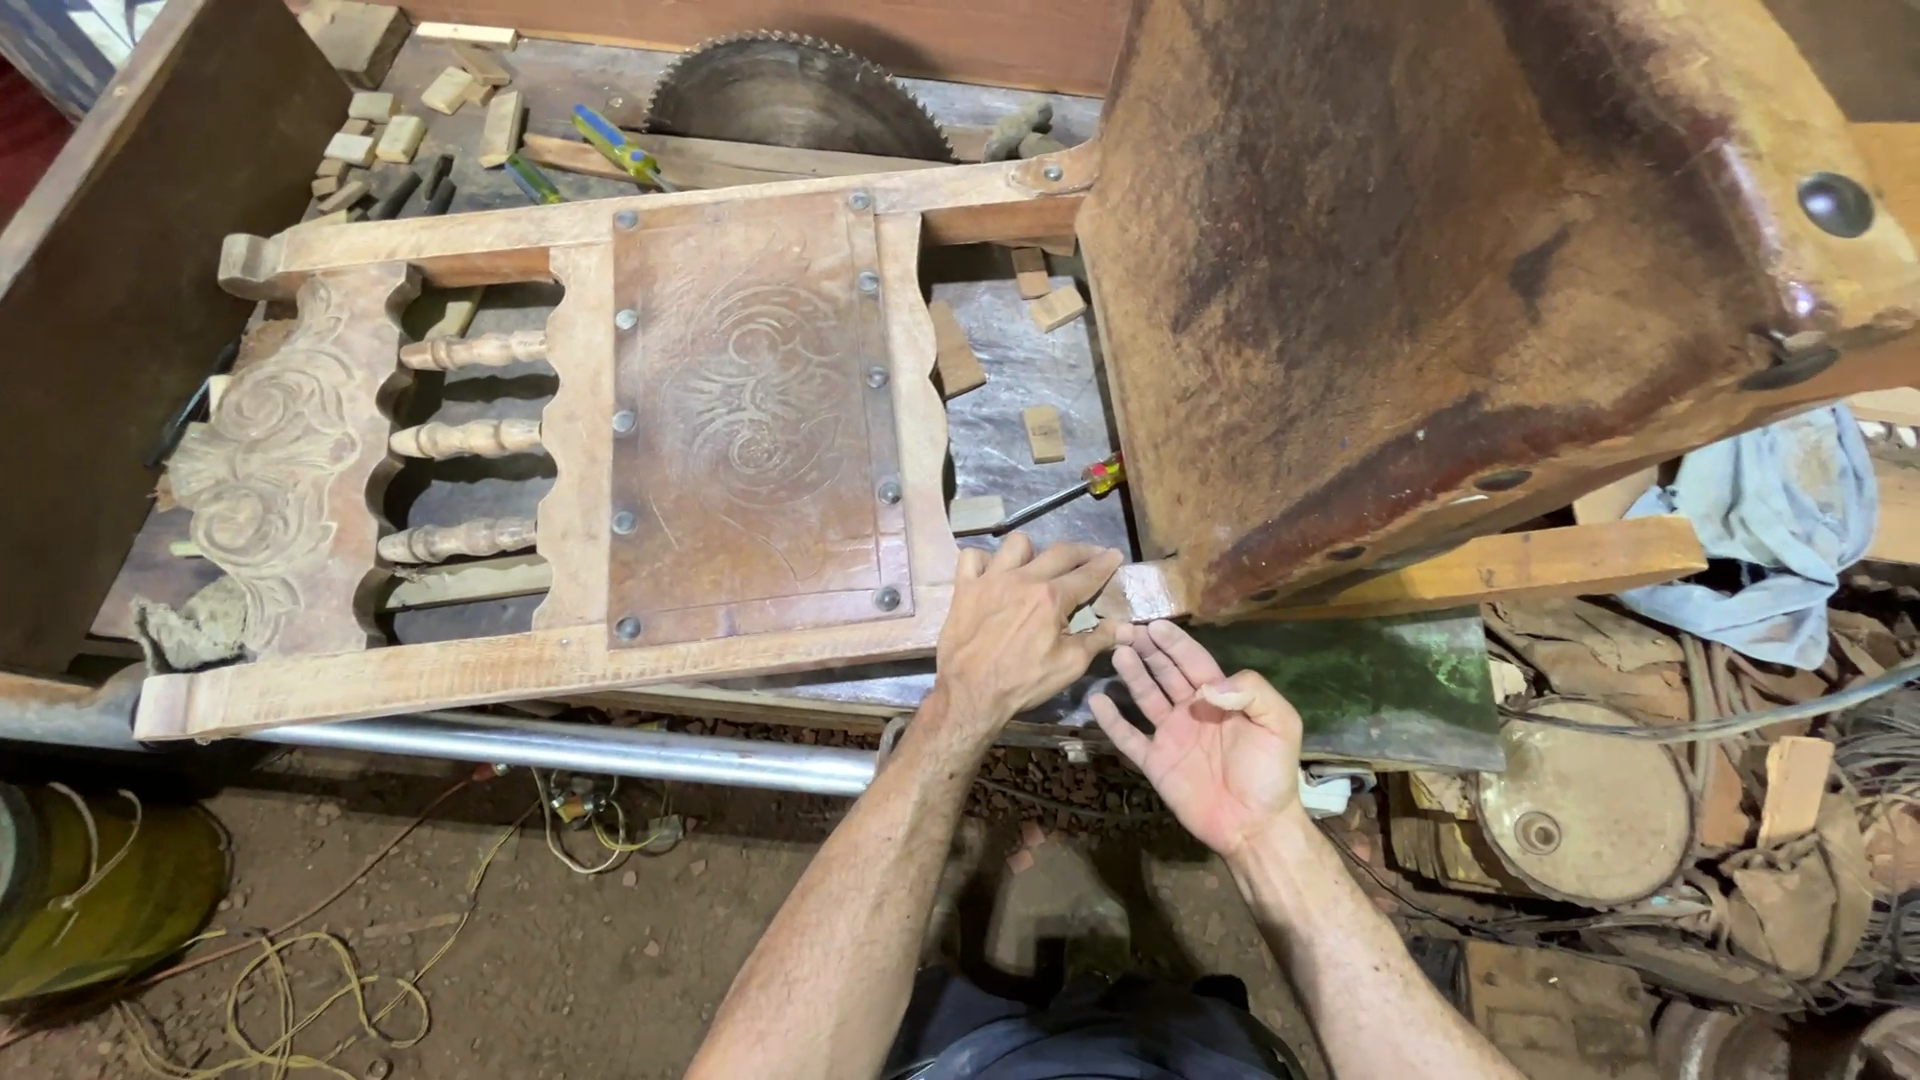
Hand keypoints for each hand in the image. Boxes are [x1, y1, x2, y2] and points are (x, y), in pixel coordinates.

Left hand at [933, 534, 1122, 737]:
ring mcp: (990, 579)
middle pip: (1060, 552)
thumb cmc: (1022, 682)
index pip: (1087, 574)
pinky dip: (983, 561)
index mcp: (1051, 598)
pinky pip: (972, 557)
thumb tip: (1127, 628)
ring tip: (1036, 565)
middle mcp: (1023, 579)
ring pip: (1016, 544)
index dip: (1105, 564)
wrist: (970, 693)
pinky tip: (992, 573)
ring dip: (1032, 551)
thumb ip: (1098, 640)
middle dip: (1082, 550)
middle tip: (1092, 554)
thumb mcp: (1069, 665)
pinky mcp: (964, 587)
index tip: (1115, 555)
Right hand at [1090, 620, 1305, 858]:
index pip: (1193, 661)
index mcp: (1220, 698)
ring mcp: (1171, 736)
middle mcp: (1191, 711)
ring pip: (1145, 697)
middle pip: (1165, 672)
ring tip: (1117, 653)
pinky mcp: (1155, 762)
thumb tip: (1206, 685)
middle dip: (1147, 649)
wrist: (1256, 826)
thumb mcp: (1280, 723)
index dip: (1174, 643)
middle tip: (1125, 629)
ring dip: (1132, 675)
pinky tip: (1098, 701)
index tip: (1154, 625)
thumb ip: (1253, 692)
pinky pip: (1129, 738)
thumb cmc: (1271, 773)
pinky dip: (1112, 721)